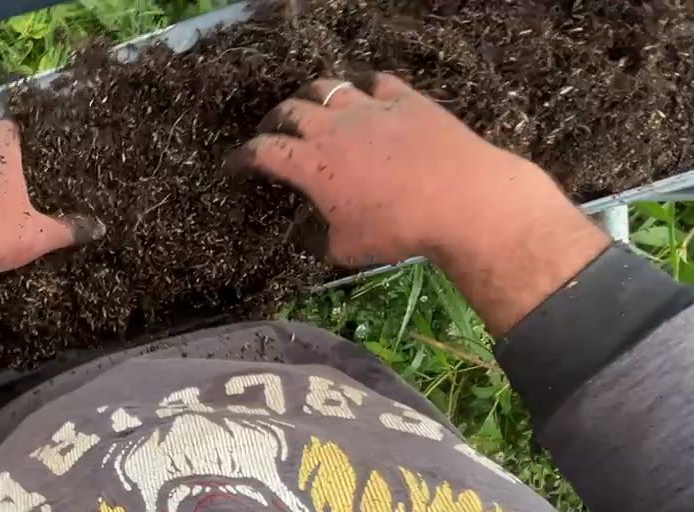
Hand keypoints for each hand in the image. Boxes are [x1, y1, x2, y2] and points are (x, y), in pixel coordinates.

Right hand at [230, 74, 608, 333]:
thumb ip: (317, 237)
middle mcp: (334, 127)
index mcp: (312, 165)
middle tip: (269, 134)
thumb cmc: (394, 230)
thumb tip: (307, 234)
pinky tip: (360, 96)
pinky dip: (358, 88)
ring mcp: (370, 107)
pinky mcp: (405, 99)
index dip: (242, 158)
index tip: (233, 167)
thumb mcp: (342, 249)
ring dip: (310, 98)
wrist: (460, 198)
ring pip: (328, 88)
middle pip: (290, 110)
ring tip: (308, 110)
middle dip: (272, 122)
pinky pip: (373, 82)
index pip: (263, 152)